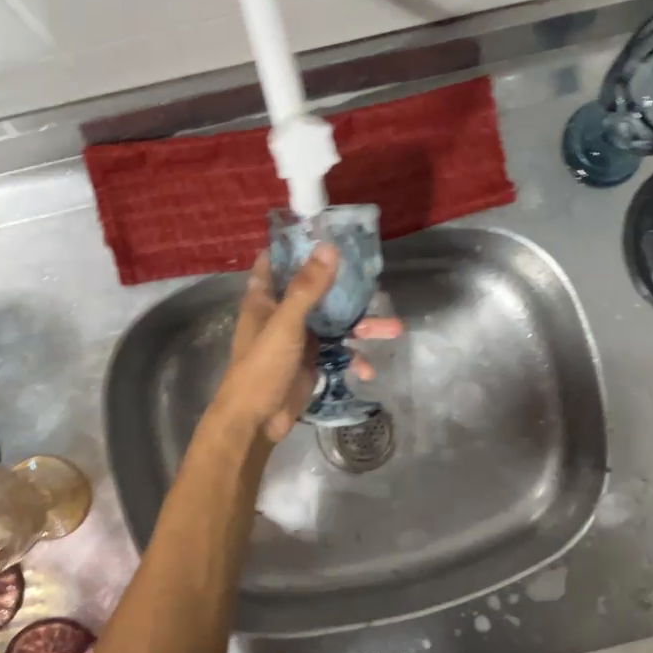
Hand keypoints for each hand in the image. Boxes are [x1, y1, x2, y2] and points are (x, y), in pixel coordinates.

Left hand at [211, 245, 403, 443]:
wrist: (256, 420)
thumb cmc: (262, 366)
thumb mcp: (286, 323)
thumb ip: (307, 287)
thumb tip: (329, 248)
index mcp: (266, 299)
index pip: (274, 261)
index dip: (294, 246)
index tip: (324, 232)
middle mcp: (282, 315)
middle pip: (318, 292)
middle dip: (348, 289)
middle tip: (377, 280)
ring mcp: (299, 341)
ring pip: (335, 325)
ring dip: (363, 327)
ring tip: (395, 329)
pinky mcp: (312, 365)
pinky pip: (338, 355)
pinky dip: (353, 360)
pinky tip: (367, 370)